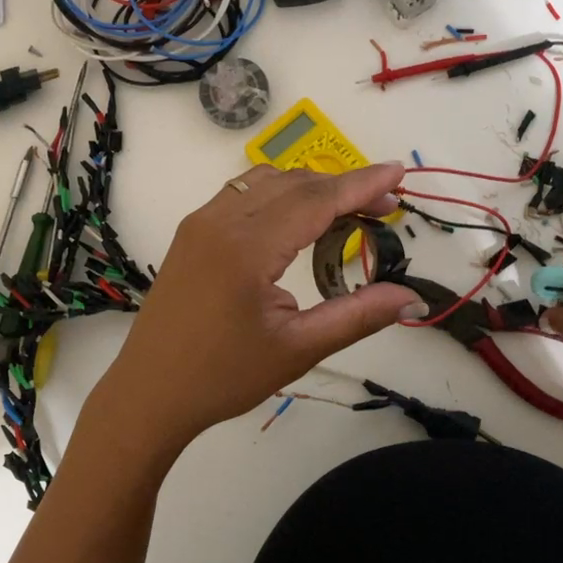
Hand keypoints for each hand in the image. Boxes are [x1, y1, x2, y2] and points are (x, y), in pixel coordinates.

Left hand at [93, 163, 422, 449]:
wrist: (150, 391)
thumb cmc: (224, 376)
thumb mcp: (298, 349)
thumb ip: (358, 315)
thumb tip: (412, 298)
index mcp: (247, 248)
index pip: (316, 200)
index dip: (361, 184)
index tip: (399, 172)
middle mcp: (220, 221)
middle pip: (294, 183)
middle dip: (342, 186)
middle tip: (385, 203)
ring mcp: (200, 221)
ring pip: (265, 181)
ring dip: (309, 186)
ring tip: (348, 209)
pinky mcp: (190, 231)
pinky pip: (242, 192)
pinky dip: (278, 193)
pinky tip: (298, 217)